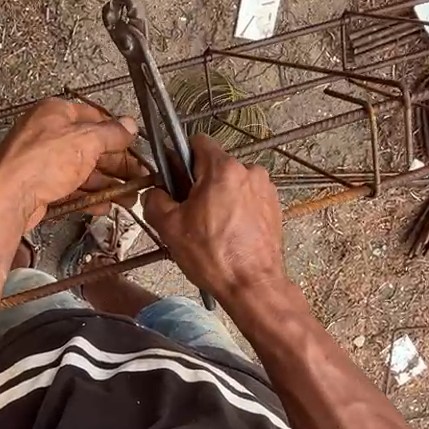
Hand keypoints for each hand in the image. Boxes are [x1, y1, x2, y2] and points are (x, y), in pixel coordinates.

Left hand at [0, 98, 139, 227]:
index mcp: (55, 112)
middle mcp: (46, 134)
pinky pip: (70, 189)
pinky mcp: (39, 187)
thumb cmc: (39, 162)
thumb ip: (111, 134)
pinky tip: (104, 205)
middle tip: (136, 176)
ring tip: (127, 196)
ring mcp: (41, 162)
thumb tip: (128, 126)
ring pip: (81, 171)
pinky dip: (89, 197)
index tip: (133, 146)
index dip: (117, 133)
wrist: (10, 197)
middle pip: (90, 147)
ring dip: (107, 184)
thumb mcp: (86, 141)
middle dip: (116, 164)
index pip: (94, 117)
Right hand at [144, 134, 288, 300]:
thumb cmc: (215, 258)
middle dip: (198, 185)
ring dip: (217, 199)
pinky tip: (227, 235)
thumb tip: (155, 193)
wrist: (252, 285)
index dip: (180, 159)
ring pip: (230, 184)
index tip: (174, 178)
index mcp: (223, 169)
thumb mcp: (169, 228)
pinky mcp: (273, 206)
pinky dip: (234, 211)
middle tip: (188, 215)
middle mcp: (248, 172)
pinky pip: (246, 199)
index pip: (197, 143)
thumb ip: (155, 201)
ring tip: (209, 230)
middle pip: (214, 167)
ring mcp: (264, 189)